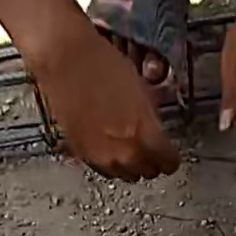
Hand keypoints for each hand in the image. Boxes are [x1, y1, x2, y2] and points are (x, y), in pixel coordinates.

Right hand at [30, 23, 180, 180]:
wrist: (64, 60)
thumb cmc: (103, 66)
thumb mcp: (141, 91)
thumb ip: (151, 120)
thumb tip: (155, 133)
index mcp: (145, 136)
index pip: (169, 163)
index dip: (171, 157)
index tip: (169, 152)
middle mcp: (125, 154)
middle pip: (148, 172)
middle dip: (152, 161)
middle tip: (149, 150)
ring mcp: (103, 158)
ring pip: (127, 175)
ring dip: (131, 165)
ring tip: (129, 149)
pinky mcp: (83, 155)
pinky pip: (105, 170)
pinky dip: (111, 163)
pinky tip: (110, 148)